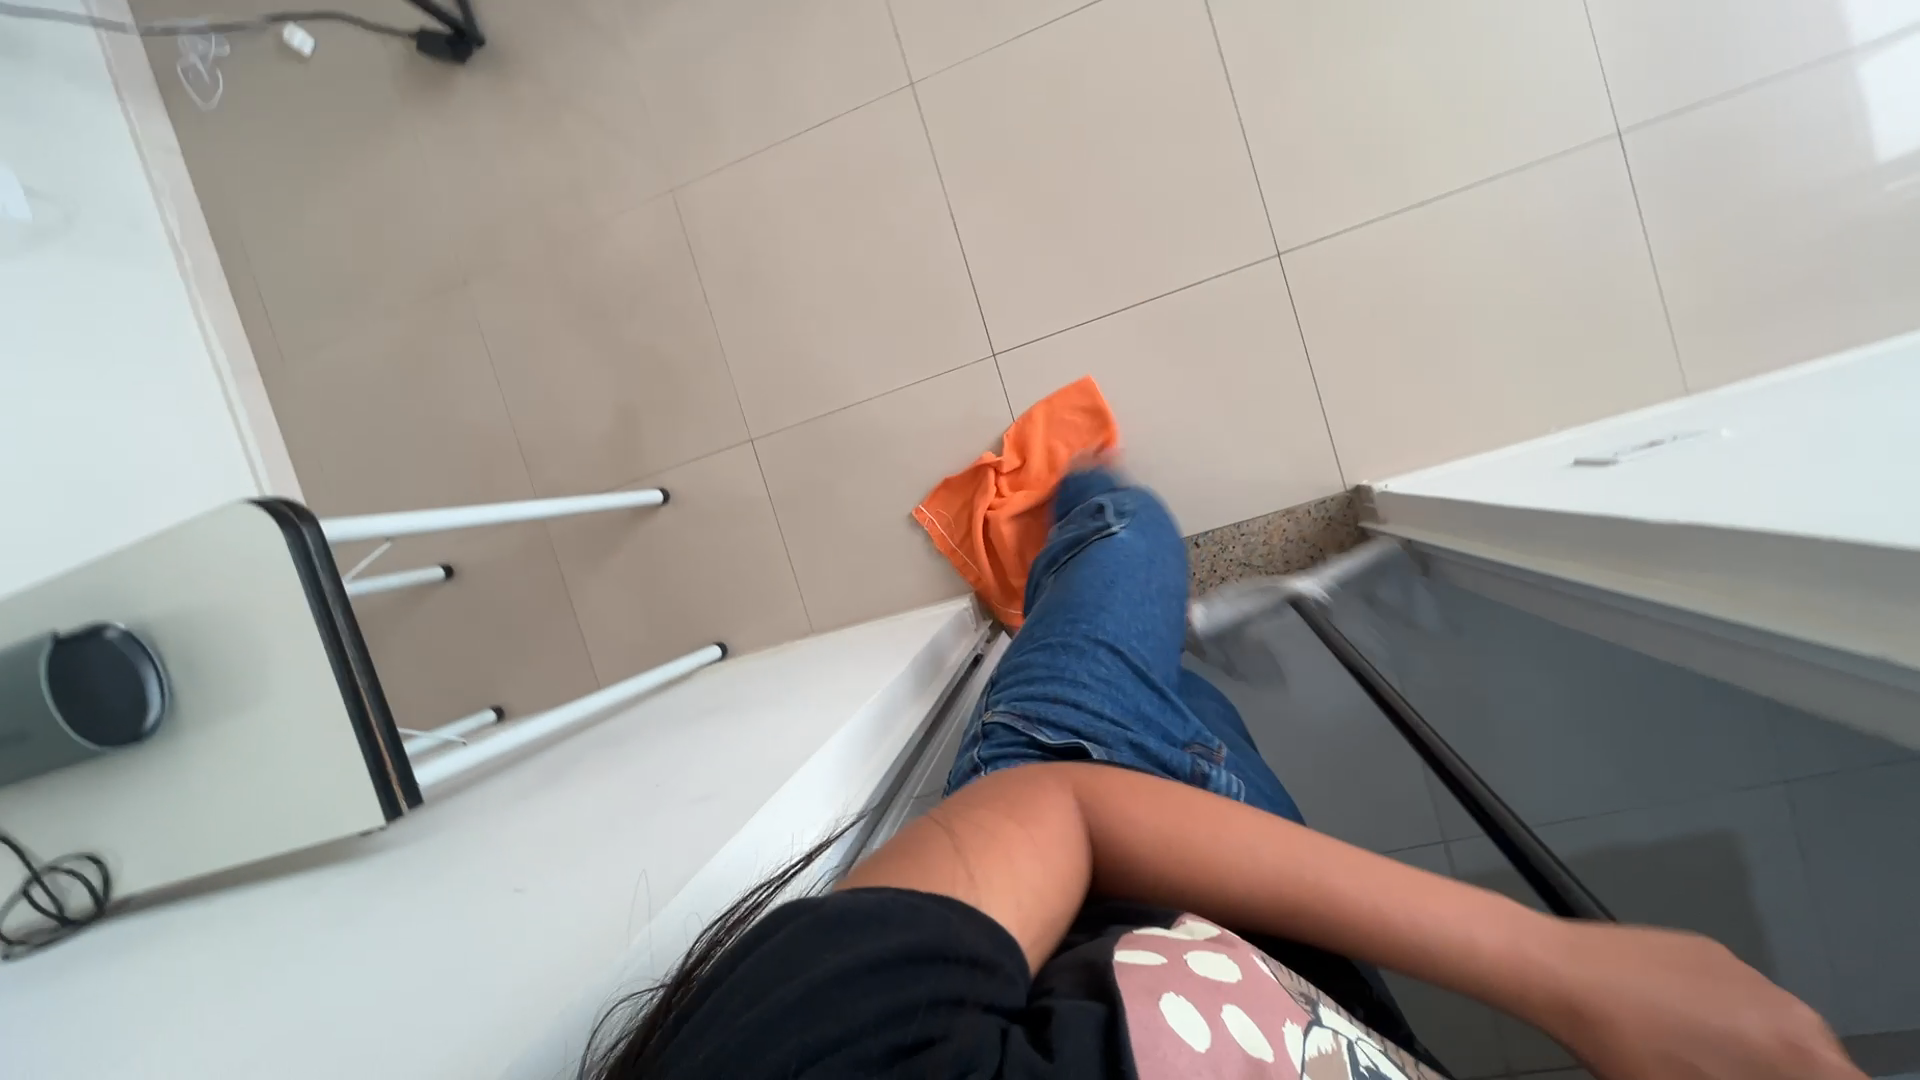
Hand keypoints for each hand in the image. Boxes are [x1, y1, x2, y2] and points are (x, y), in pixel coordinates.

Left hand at [1525, 921, 1863, 1079]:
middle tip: (1728, 1077)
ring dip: (1755, 1044)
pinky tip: (1671, 1014)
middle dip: (1783, 1075)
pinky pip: (1733, 991)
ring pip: (1774, 1024)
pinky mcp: (1704, 947)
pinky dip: (1720, 1009)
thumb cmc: (1624, 1049)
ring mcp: (1742, 970)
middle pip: (1817, 1061)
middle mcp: (1787, 1007)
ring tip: (1696, 1053)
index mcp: (1802, 1056)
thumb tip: (1747, 1076)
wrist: (1559, 971)